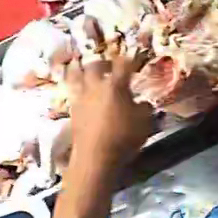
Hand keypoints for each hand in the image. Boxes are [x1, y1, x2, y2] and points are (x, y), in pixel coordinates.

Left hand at [65, 50, 153, 180]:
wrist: (95, 158)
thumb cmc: (124, 138)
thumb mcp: (145, 123)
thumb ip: (144, 108)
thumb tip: (142, 103)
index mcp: (115, 85)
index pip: (124, 64)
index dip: (131, 59)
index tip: (136, 59)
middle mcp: (95, 86)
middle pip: (95, 65)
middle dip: (104, 63)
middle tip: (111, 68)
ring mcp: (81, 97)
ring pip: (77, 75)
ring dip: (83, 71)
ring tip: (89, 74)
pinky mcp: (72, 110)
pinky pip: (73, 92)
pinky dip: (78, 89)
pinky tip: (84, 95)